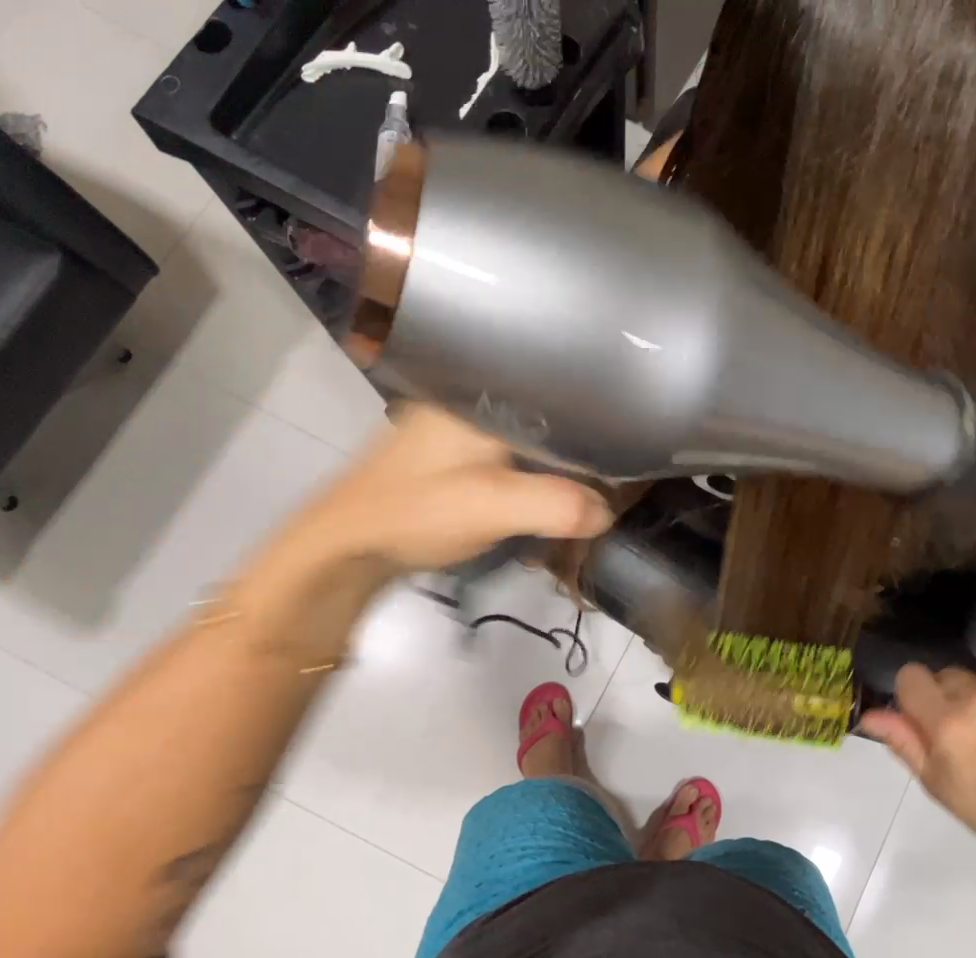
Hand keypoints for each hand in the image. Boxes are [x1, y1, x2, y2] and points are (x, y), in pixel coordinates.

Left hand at [296, 402, 613, 571]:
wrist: (345, 547)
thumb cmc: (416, 512)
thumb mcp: (494, 506)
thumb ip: (558, 504)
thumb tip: (606, 512)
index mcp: (482, 394)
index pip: (558, 392)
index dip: (599, 417)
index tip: (630, 447)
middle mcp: (472, 400)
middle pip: (548, 416)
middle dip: (582, 449)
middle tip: (617, 479)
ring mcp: (460, 429)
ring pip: (531, 440)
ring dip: (559, 469)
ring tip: (592, 494)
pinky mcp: (454, 458)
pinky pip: (512, 460)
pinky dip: (535, 480)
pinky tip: (549, 503)